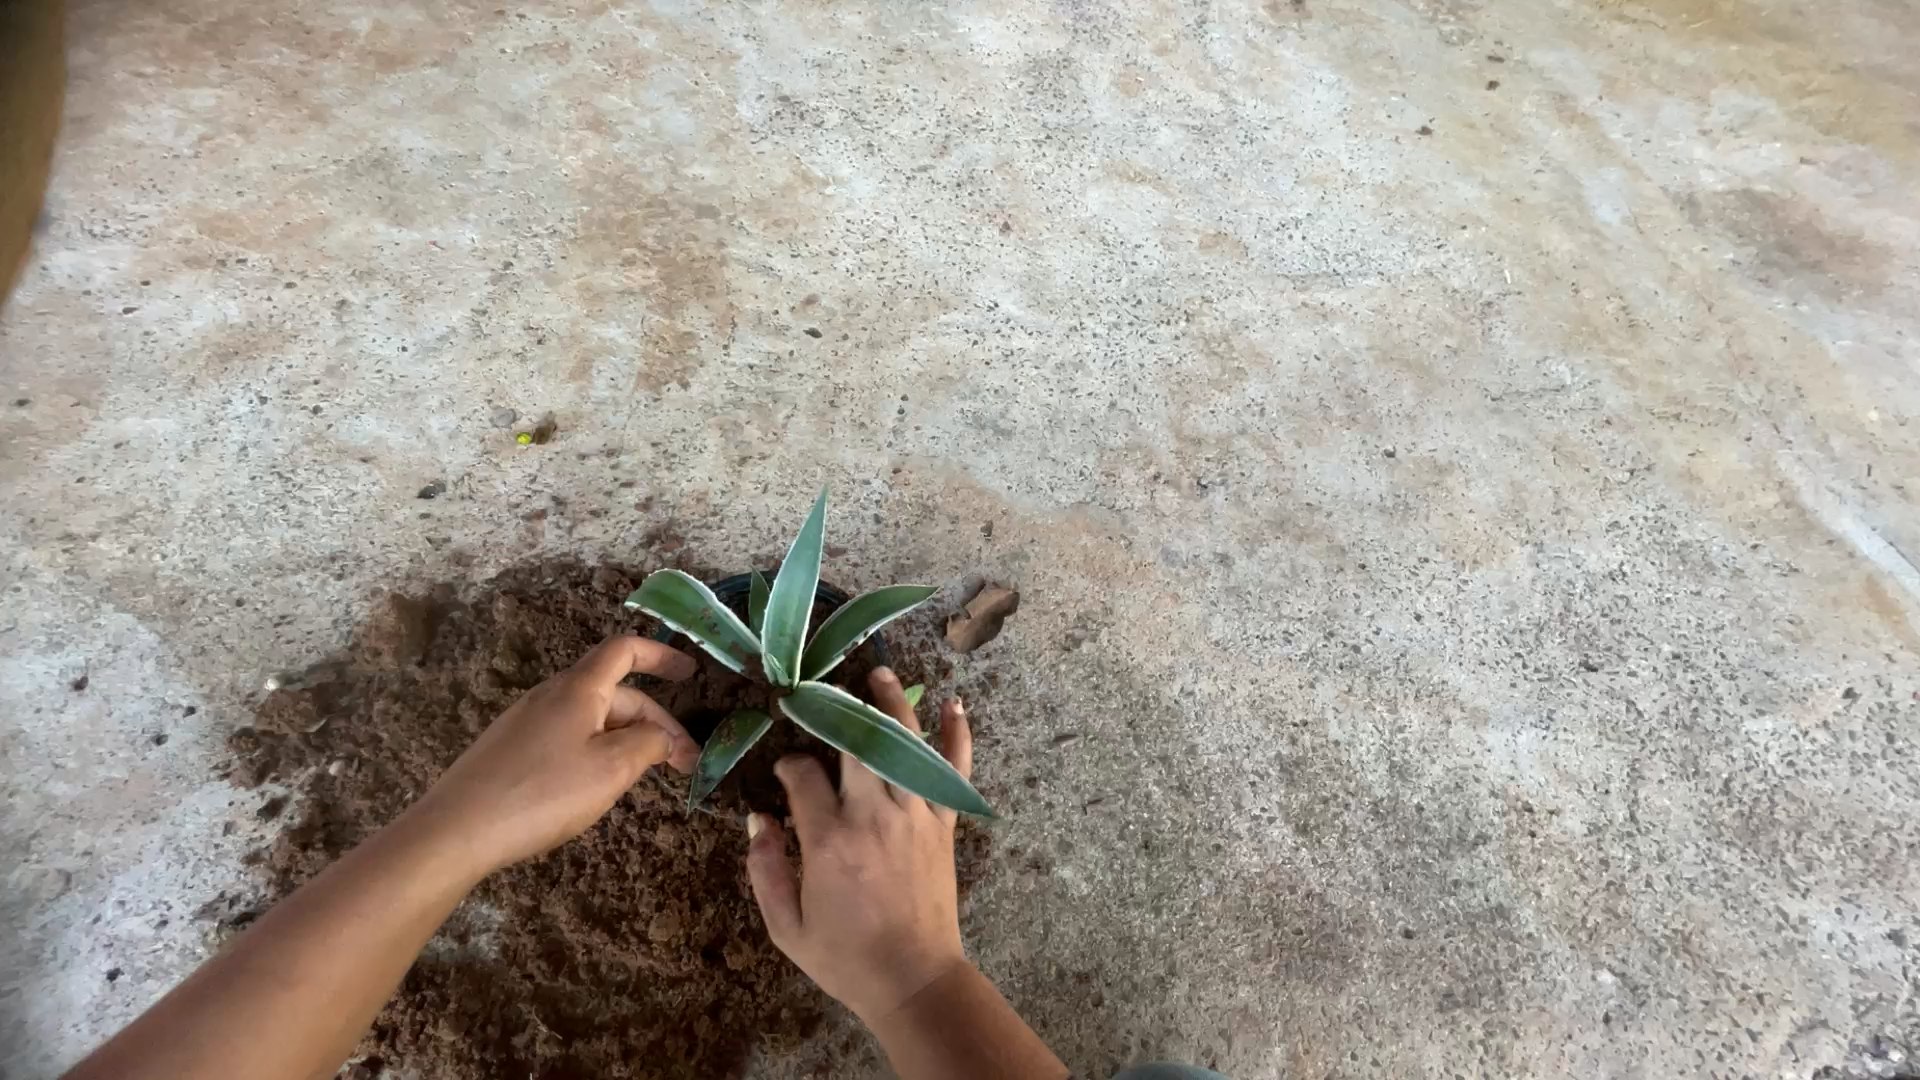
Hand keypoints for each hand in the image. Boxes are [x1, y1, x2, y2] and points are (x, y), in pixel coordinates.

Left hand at [402, 635, 698, 877]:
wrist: (451, 835)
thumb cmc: (542, 793)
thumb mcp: (612, 768)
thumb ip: (650, 744)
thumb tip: (662, 737)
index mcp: (579, 688)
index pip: (626, 650)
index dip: (662, 655)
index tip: (691, 674)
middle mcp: (552, 695)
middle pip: (616, 692)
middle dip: (656, 722)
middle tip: (682, 762)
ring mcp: (526, 723)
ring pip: (593, 718)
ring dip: (629, 738)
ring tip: (645, 776)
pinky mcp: (510, 751)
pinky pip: (569, 736)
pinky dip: (599, 750)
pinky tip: (597, 785)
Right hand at [745, 667, 975, 1021]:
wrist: (913, 978)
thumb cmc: (845, 955)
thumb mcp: (787, 927)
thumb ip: (764, 871)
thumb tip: (755, 820)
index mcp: (829, 839)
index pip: (803, 776)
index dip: (789, 764)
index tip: (786, 768)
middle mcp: (873, 814)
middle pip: (856, 742)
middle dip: (839, 708)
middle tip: (827, 691)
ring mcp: (914, 813)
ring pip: (903, 743)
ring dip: (892, 702)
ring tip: (880, 672)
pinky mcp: (943, 822)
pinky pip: (953, 770)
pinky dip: (956, 736)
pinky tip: (953, 706)